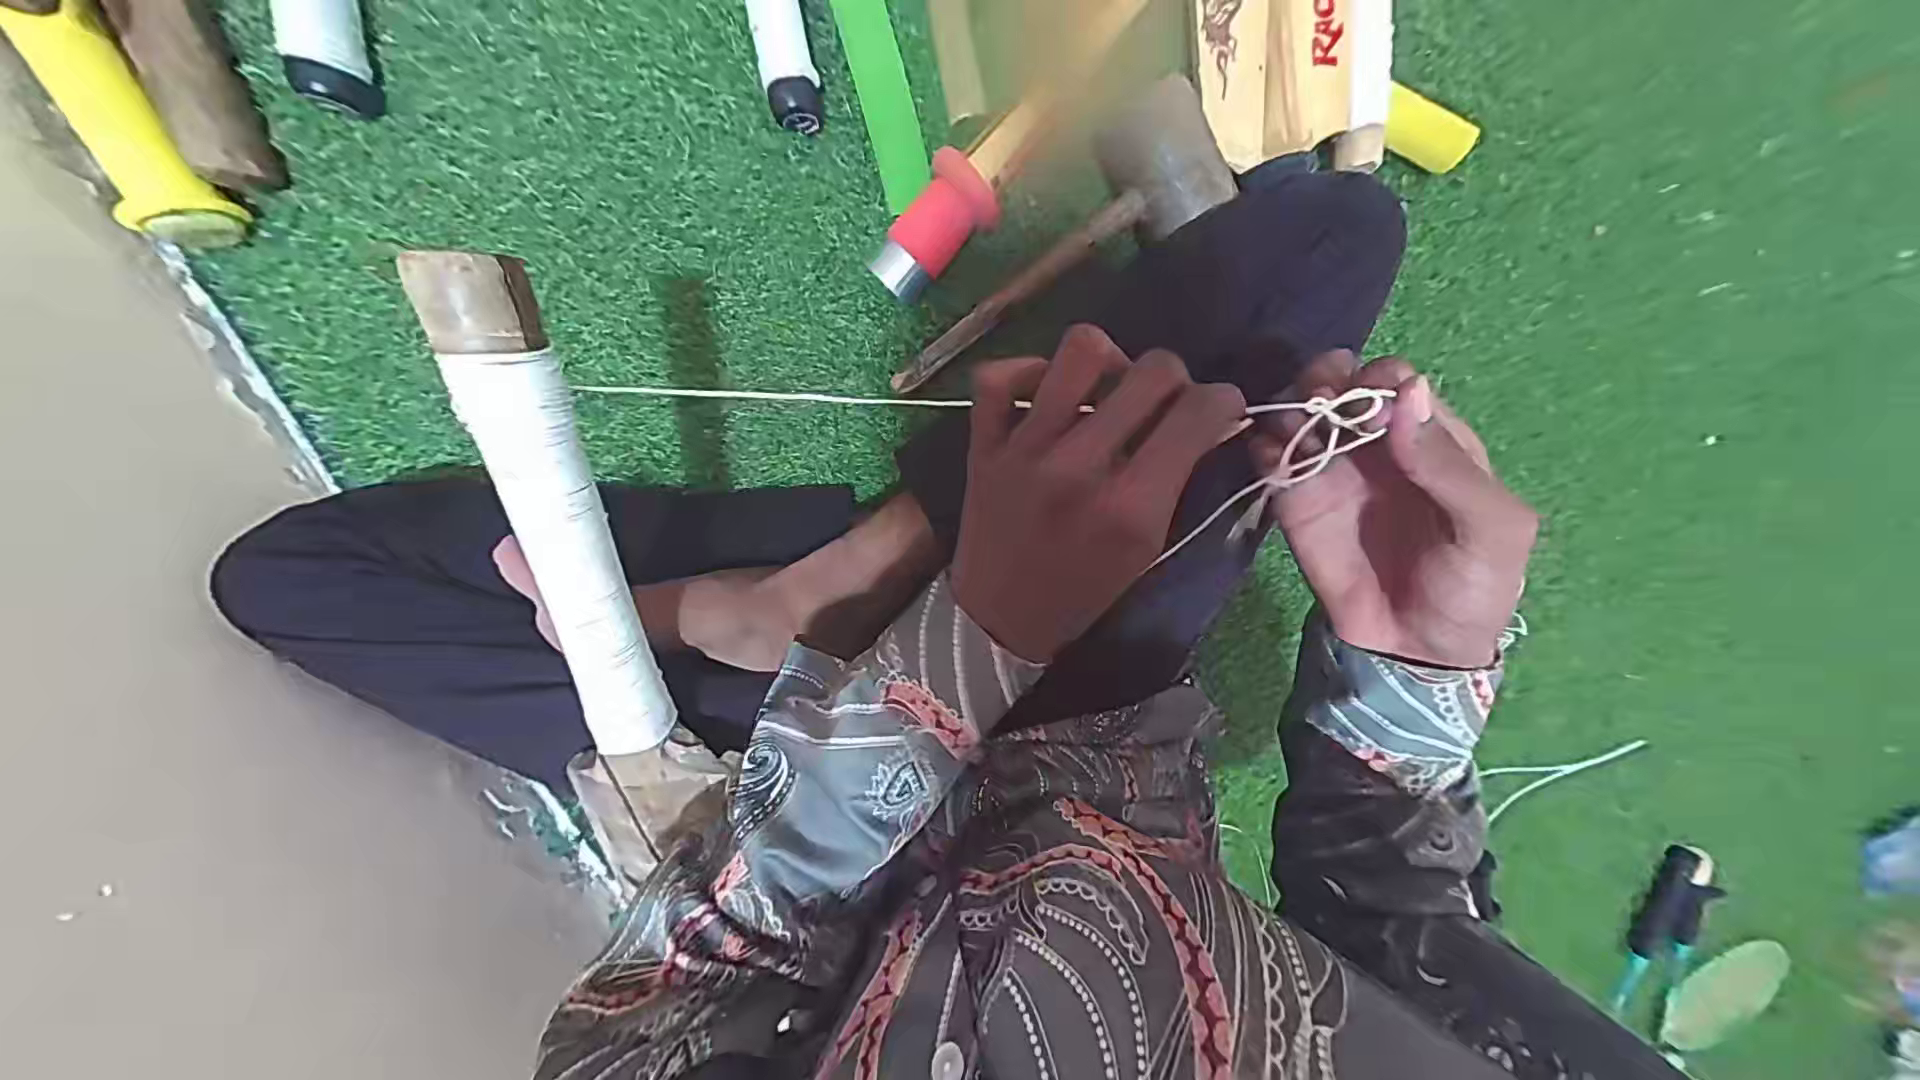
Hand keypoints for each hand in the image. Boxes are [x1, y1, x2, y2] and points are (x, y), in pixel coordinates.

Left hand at [952, 325, 1246, 661]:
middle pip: (1152, 370)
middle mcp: (1079, 465)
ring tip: (1107, 388)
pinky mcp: (984, 445)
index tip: (1217, 407)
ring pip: (1080, 349)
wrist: (999, 618)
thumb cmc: (1081, 593)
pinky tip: (1045, 394)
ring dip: (1109, 360)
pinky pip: (998, 376)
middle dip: (1175, 378)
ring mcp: (1025, 449)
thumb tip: (1208, 419)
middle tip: (1162, 403)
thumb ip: (1179, 481)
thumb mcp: (1146, 549)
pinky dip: (1026, 372)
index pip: (1197, 411)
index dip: (1223, 399)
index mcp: (1130, 505)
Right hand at [1257, 351, 1536, 668]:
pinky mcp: (1292, 501)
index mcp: (1429, 439)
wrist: (1414, 646)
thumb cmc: (1471, 585)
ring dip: (1287, 408)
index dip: (1378, 381)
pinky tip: (1270, 458)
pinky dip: (1262, 448)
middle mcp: (1373, 445)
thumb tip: (1405, 393)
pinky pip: (1270, 460)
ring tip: (1290, 429)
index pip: (1396, 383)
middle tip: (1317, 402)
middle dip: (1323, 380)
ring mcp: (1328, 471)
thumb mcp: (1491, 527)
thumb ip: (1450, 463)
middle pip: (1339, 386)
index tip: (1367, 407)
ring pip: (1297, 414)